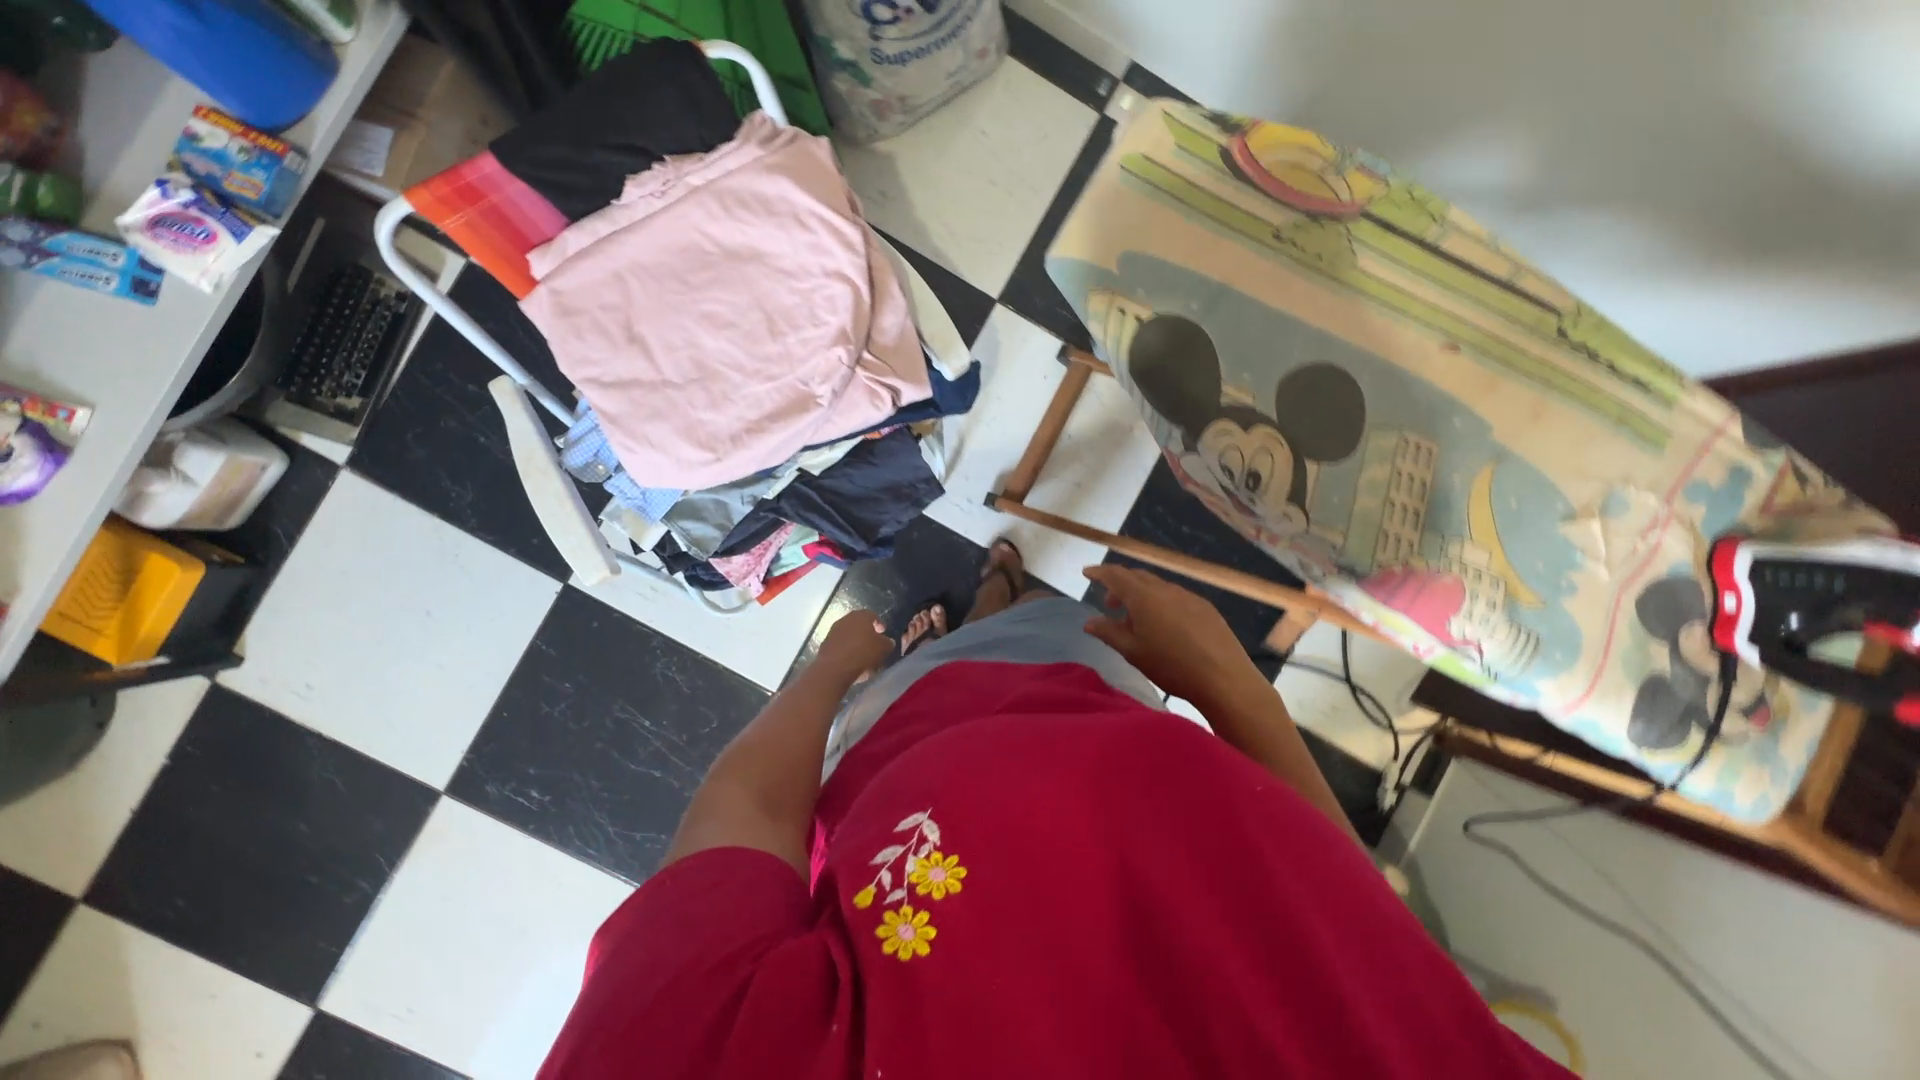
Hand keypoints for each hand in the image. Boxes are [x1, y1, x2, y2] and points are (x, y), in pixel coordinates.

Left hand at [813, 609, 891, 682]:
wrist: (835, 668)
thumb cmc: (863, 653)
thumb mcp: (884, 648)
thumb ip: (887, 642)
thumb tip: (887, 641)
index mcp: (861, 616)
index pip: (872, 615)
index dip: (879, 624)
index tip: (883, 631)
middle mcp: (845, 620)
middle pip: (858, 624)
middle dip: (866, 632)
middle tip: (873, 642)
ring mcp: (833, 632)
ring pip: (848, 634)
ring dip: (855, 642)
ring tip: (863, 654)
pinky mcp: (825, 645)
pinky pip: (840, 645)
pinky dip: (847, 650)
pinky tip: (852, 661)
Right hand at [1082, 565, 1266, 708]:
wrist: (1224, 677)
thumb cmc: (1171, 666)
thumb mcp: (1133, 652)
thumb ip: (1109, 633)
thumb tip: (1089, 621)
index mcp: (1143, 597)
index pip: (1116, 575)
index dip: (1100, 572)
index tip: (1087, 573)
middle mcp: (1166, 589)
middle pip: (1138, 577)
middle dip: (1120, 585)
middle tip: (1110, 604)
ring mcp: (1189, 596)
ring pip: (1158, 587)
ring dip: (1142, 595)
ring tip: (1136, 621)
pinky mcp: (1206, 608)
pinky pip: (1175, 597)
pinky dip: (1161, 602)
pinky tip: (1164, 626)